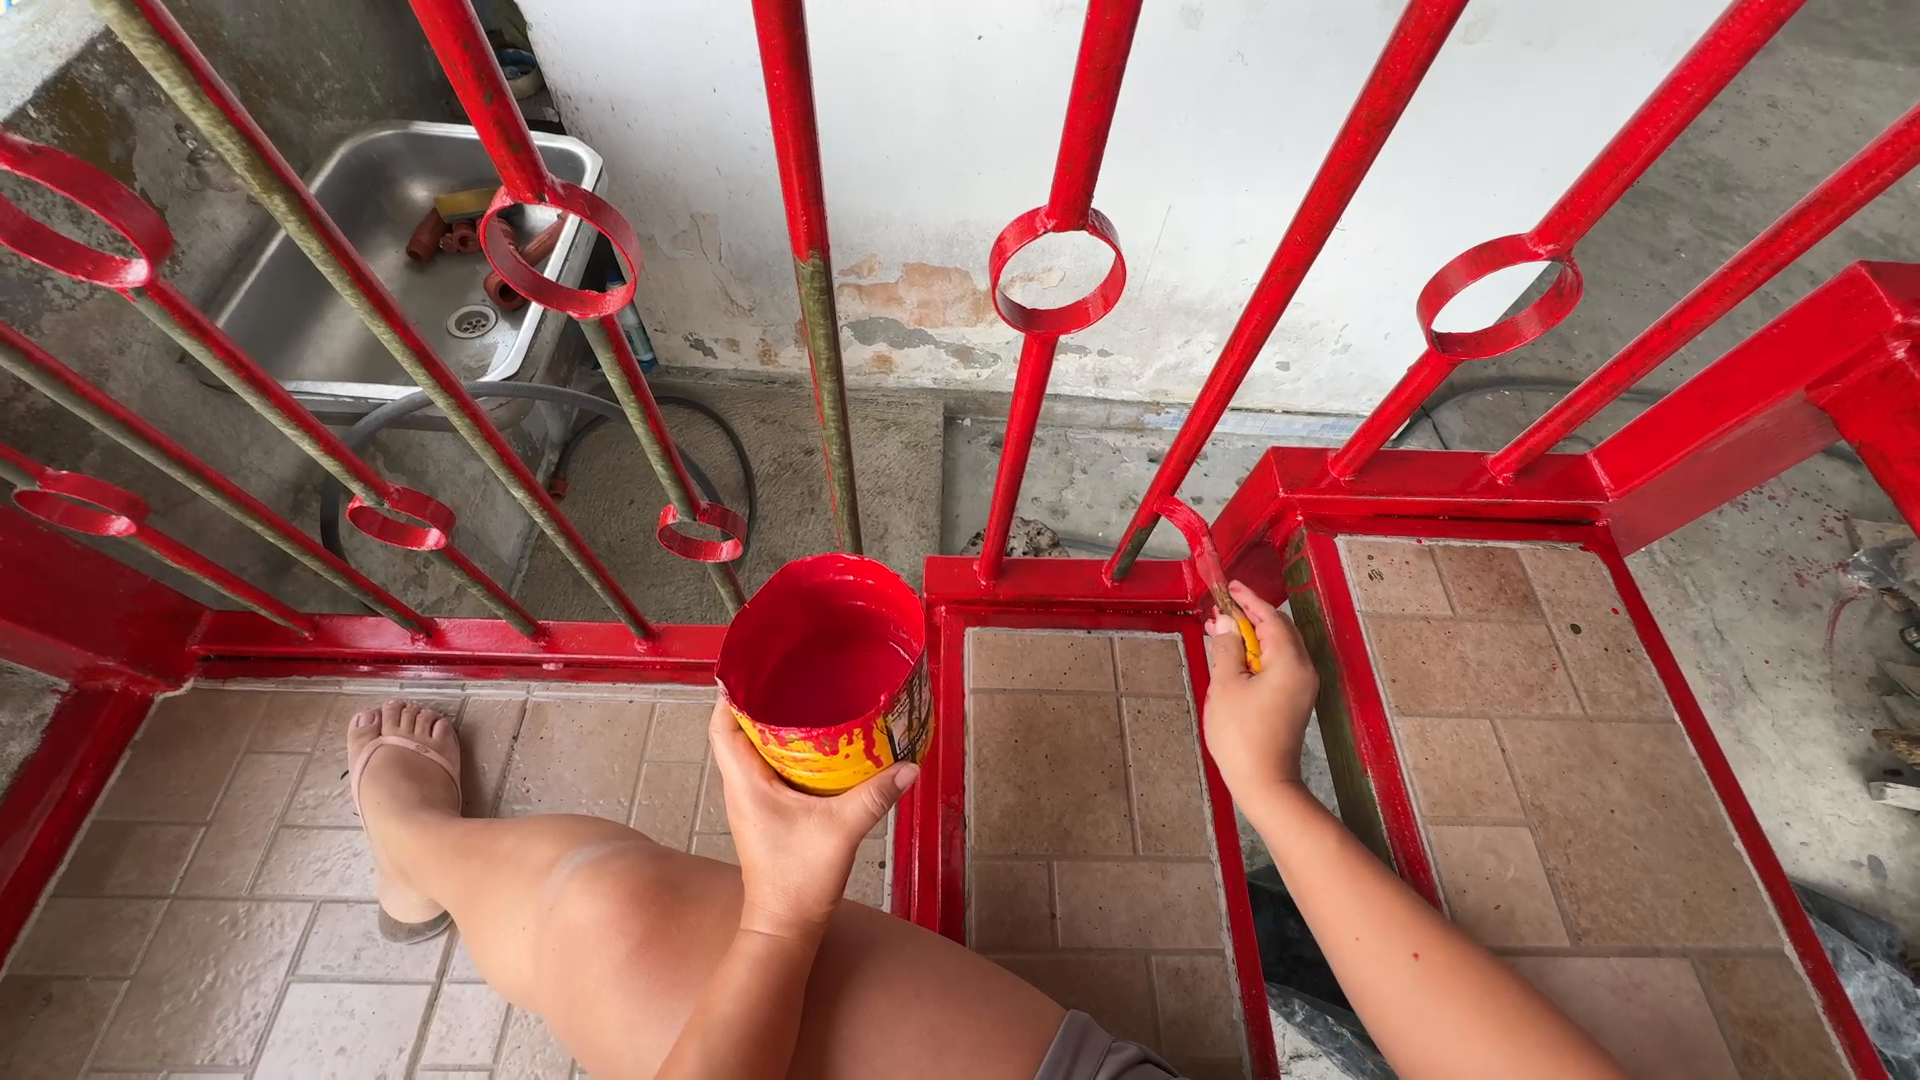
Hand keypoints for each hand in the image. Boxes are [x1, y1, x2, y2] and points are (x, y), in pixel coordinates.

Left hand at [708, 698, 916, 941]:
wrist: (784, 928)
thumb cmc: (798, 880)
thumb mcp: (841, 831)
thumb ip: (874, 796)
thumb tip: (909, 765)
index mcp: (745, 783)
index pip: (721, 727)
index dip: (731, 694)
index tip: (757, 668)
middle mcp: (741, 787)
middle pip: (736, 730)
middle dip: (758, 700)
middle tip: (792, 675)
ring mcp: (751, 800)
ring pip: (751, 748)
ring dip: (771, 724)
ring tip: (805, 699)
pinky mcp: (766, 811)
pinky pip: (768, 766)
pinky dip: (785, 748)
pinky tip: (816, 743)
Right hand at [1202, 580, 1318, 797]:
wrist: (1264, 781)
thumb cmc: (1241, 732)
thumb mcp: (1226, 684)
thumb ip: (1227, 648)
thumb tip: (1229, 623)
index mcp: (1290, 661)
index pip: (1271, 618)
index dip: (1249, 600)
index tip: (1231, 586)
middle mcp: (1303, 670)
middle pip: (1279, 630)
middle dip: (1250, 616)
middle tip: (1221, 608)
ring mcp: (1301, 687)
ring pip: (1277, 648)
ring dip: (1251, 636)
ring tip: (1220, 629)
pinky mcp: (1293, 700)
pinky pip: (1277, 665)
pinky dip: (1256, 654)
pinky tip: (1233, 656)